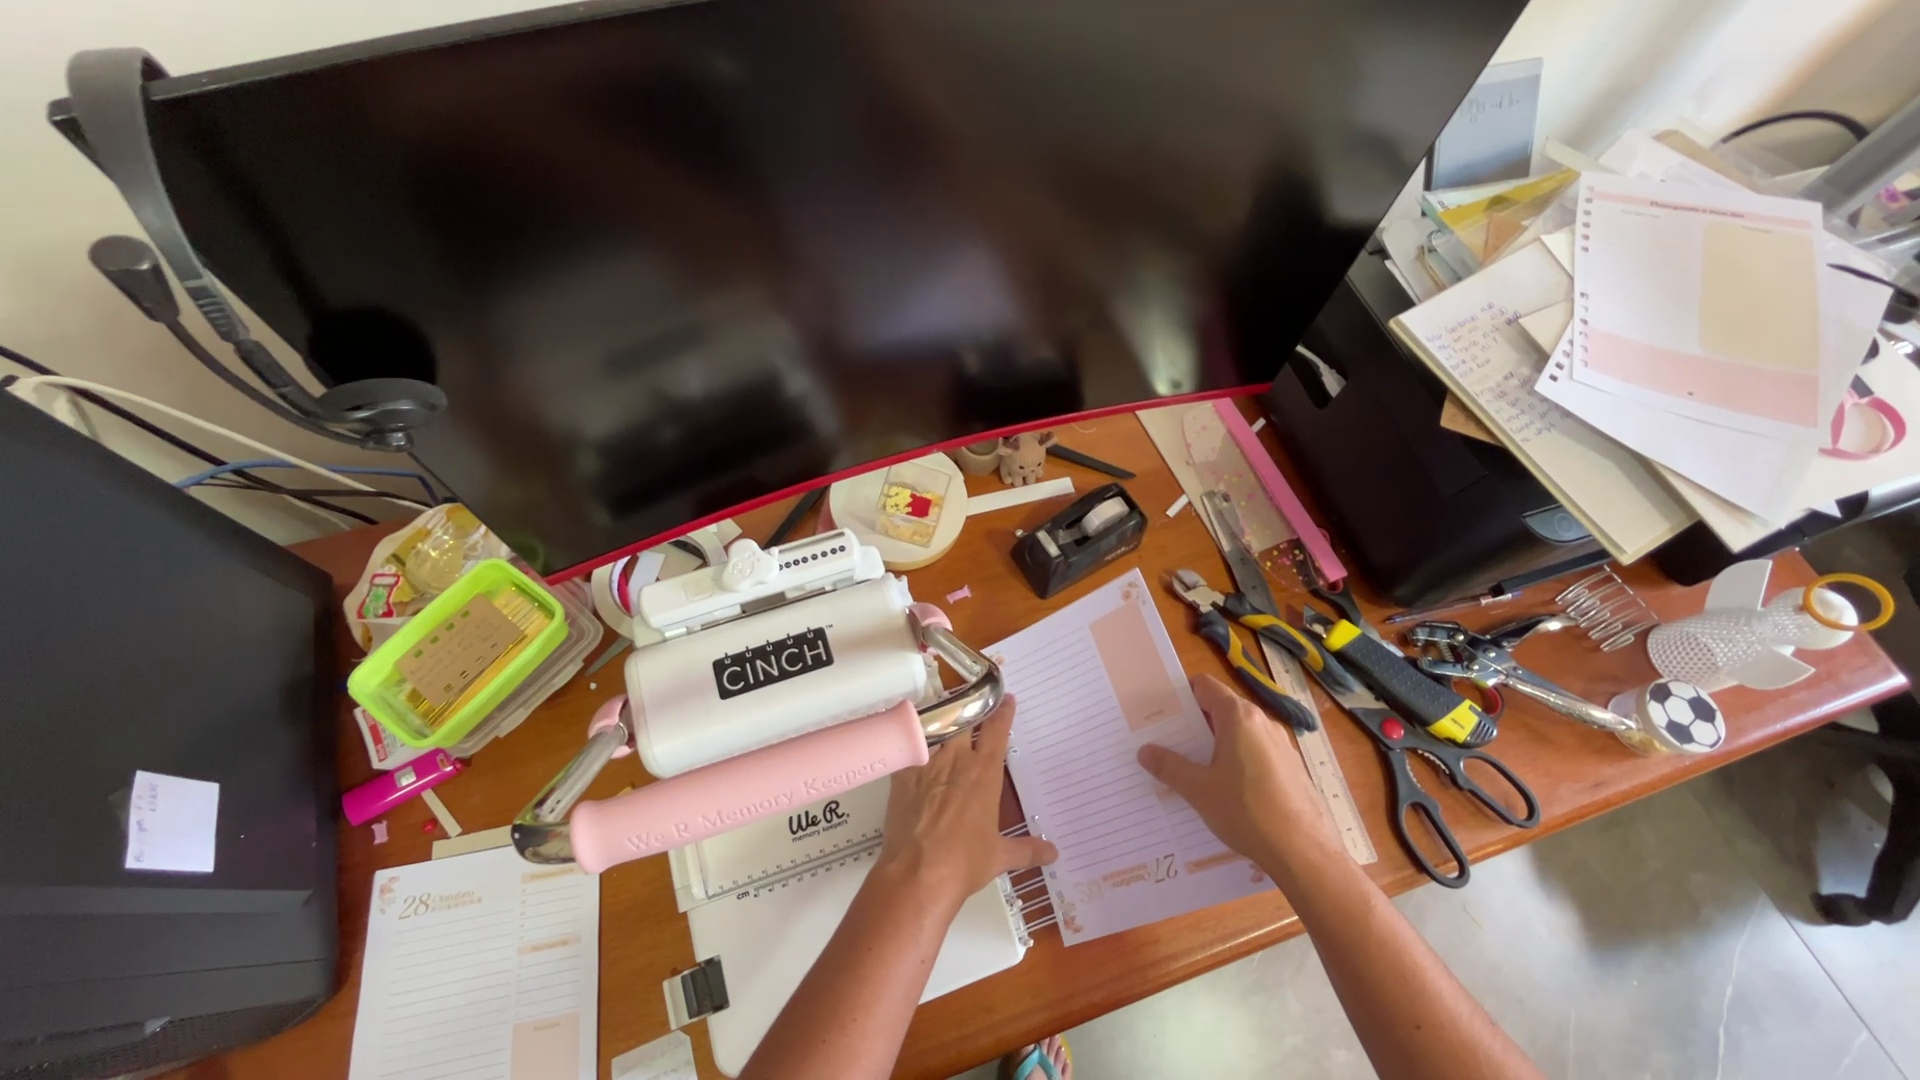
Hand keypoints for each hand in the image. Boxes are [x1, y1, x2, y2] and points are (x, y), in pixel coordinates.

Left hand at [875, 695, 1057, 910]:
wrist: (918, 873)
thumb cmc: (963, 862)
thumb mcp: (1000, 856)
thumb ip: (1027, 850)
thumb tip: (1052, 853)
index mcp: (984, 773)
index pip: (997, 730)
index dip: (1003, 712)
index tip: (1006, 700)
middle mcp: (956, 760)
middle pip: (964, 721)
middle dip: (970, 712)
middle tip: (974, 706)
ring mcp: (926, 764)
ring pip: (935, 730)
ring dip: (942, 723)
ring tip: (943, 719)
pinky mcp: (901, 775)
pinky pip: (908, 748)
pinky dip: (912, 743)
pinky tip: (912, 745)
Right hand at [1136, 674, 1337, 873]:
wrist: (1304, 852)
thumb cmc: (1247, 812)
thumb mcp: (1199, 790)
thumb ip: (1169, 766)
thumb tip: (1145, 750)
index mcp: (1239, 717)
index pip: (1205, 686)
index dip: (1181, 694)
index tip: (1161, 712)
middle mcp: (1262, 723)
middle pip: (1221, 708)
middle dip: (1194, 722)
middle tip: (1168, 742)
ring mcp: (1280, 745)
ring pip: (1239, 732)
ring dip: (1215, 744)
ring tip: (1192, 768)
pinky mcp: (1290, 768)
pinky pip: (1255, 752)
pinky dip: (1236, 760)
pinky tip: (1225, 790)